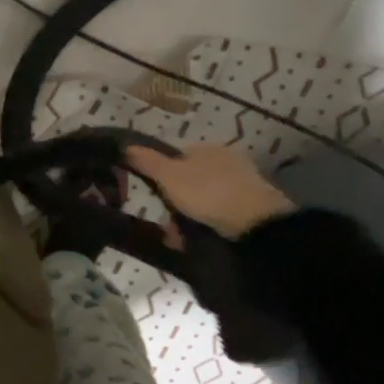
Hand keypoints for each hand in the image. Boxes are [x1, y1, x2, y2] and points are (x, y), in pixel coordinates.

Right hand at [124, 144, 295, 239]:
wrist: (257, 223)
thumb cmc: (207, 193)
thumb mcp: (168, 176)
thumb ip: (146, 161)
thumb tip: (125, 146)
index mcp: (206, 148)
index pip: (175, 158)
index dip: (160, 177)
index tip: (154, 197)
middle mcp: (226, 159)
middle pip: (189, 180)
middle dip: (175, 200)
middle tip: (167, 223)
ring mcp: (243, 181)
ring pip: (204, 198)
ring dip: (190, 215)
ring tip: (182, 237)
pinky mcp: (255, 204)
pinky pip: (221, 211)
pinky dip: (209, 222)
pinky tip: (203, 236)